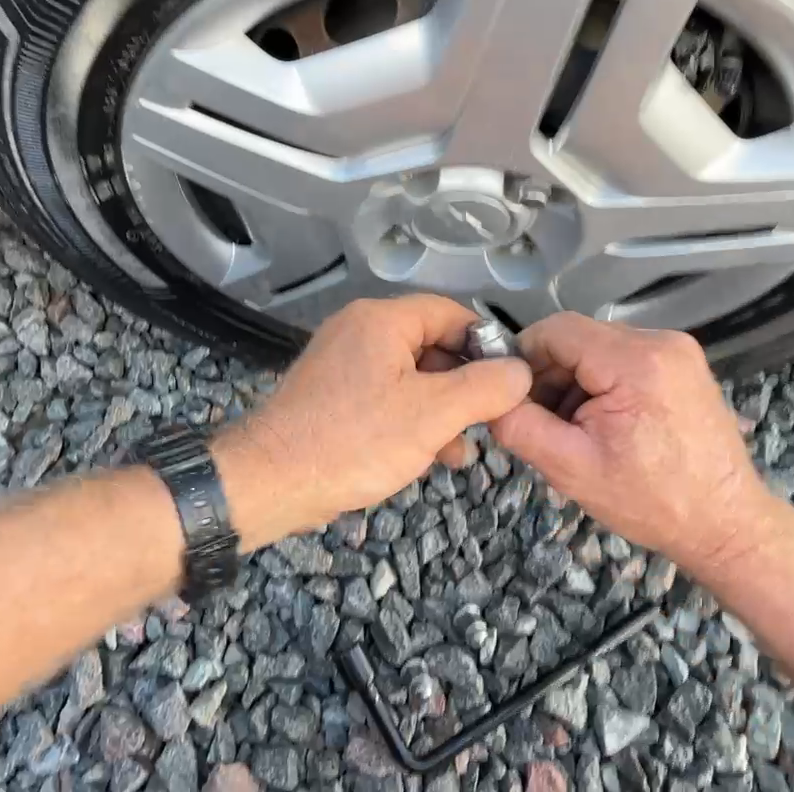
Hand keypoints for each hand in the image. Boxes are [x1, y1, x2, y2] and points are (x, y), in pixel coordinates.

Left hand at [214, 296, 531, 546]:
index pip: (450, 312)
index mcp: (381, 321)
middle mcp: (358, 331)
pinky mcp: (331, 394)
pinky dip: (409, 419)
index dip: (485, 343)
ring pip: (409, 376)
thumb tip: (520, 371)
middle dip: (463, 385)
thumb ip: (484, 388)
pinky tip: (426, 456)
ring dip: (440, 409)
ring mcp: (341, 362)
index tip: (509, 381)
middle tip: (487, 422)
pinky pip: (384, 395)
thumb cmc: (354, 441)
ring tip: (459, 451)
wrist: (272, 480)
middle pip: (430, 344)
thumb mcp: (432, 414)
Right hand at [489, 313, 770, 576]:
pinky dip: (600, 382)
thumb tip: (489, 393)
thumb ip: (517, 423)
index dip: (523, 358)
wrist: (725, 525)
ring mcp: (677, 349)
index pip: (555, 330)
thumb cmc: (650, 501)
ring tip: (576, 428)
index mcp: (635, 361)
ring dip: (573, 380)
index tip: (514, 398)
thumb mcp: (568, 467)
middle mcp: (660, 341)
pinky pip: (620, 356)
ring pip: (596, 346)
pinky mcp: (682, 363)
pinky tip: (603, 422)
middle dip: (549, 375)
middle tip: (544, 422)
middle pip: (576, 336)